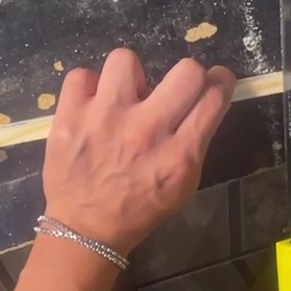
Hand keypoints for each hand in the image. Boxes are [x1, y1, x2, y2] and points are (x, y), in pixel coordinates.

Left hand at [43, 49, 236, 253]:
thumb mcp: (183, 185)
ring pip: (127, 59)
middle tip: (173, 90)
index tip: (215, 81)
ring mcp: (104, 119)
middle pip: (186, 71)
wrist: (85, 230)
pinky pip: (82, 74)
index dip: (220, 81)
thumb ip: (195, 142)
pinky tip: (93, 106)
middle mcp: (145, 130)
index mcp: (179, 153)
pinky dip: (88, 88)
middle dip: (187, 75)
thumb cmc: (139, 209)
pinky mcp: (70, 116)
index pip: (214, 96)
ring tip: (123, 98)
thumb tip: (203, 101)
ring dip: (129, 77)